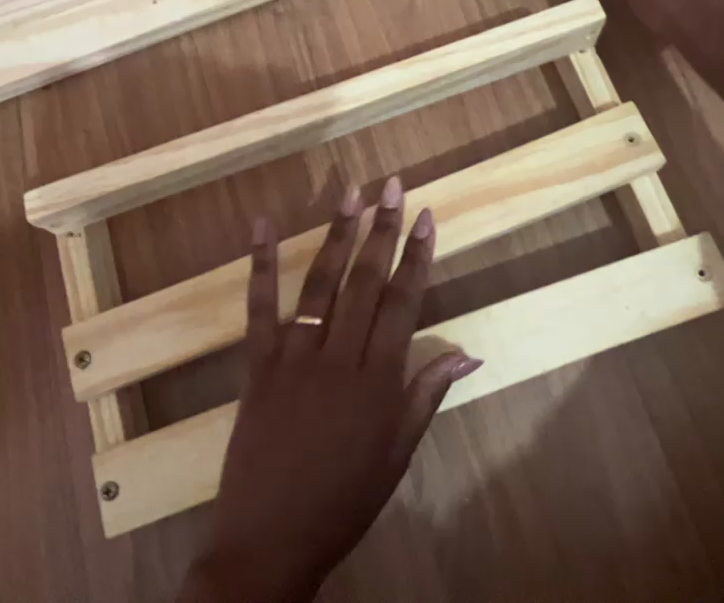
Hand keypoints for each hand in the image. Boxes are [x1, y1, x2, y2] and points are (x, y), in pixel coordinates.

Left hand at [178, 178, 481, 602]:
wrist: (271, 538)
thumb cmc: (344, 499)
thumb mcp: (397, 454)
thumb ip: (426, 395)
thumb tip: (467, 353)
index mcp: (379, 381)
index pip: (404, 303)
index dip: (417, 257)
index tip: (426, 216)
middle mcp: (340, 358)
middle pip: (366, 282)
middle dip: (383, 230)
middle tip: (393, 185)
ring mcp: (295, 358)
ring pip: (320, 284)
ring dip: (337, 235)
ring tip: (351, 194)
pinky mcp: (257, 365)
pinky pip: (259, 308)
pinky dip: (260, 265)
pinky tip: (262, 226)